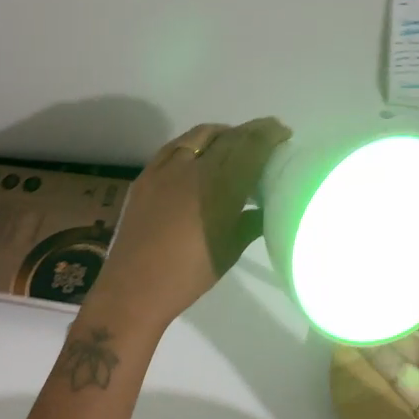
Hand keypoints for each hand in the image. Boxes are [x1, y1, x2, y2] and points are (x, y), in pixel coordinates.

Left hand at [91, 117, 292, 332]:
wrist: (134, 286)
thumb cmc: (189, 274)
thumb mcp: (230, 249)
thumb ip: (251, 222)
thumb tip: (267, 208)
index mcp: (221, 186)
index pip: (250, 146)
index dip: (269, 134)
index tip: (283, 132)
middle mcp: (194, 168)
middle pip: (228, 137)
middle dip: (250, 132)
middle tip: (266, 136)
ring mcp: (166, 169)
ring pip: (200, 136)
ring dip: (223, 134)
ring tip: (234, 142)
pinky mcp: (146, 175)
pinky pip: (175, 146)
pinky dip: (195, 142)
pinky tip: (199, 153)